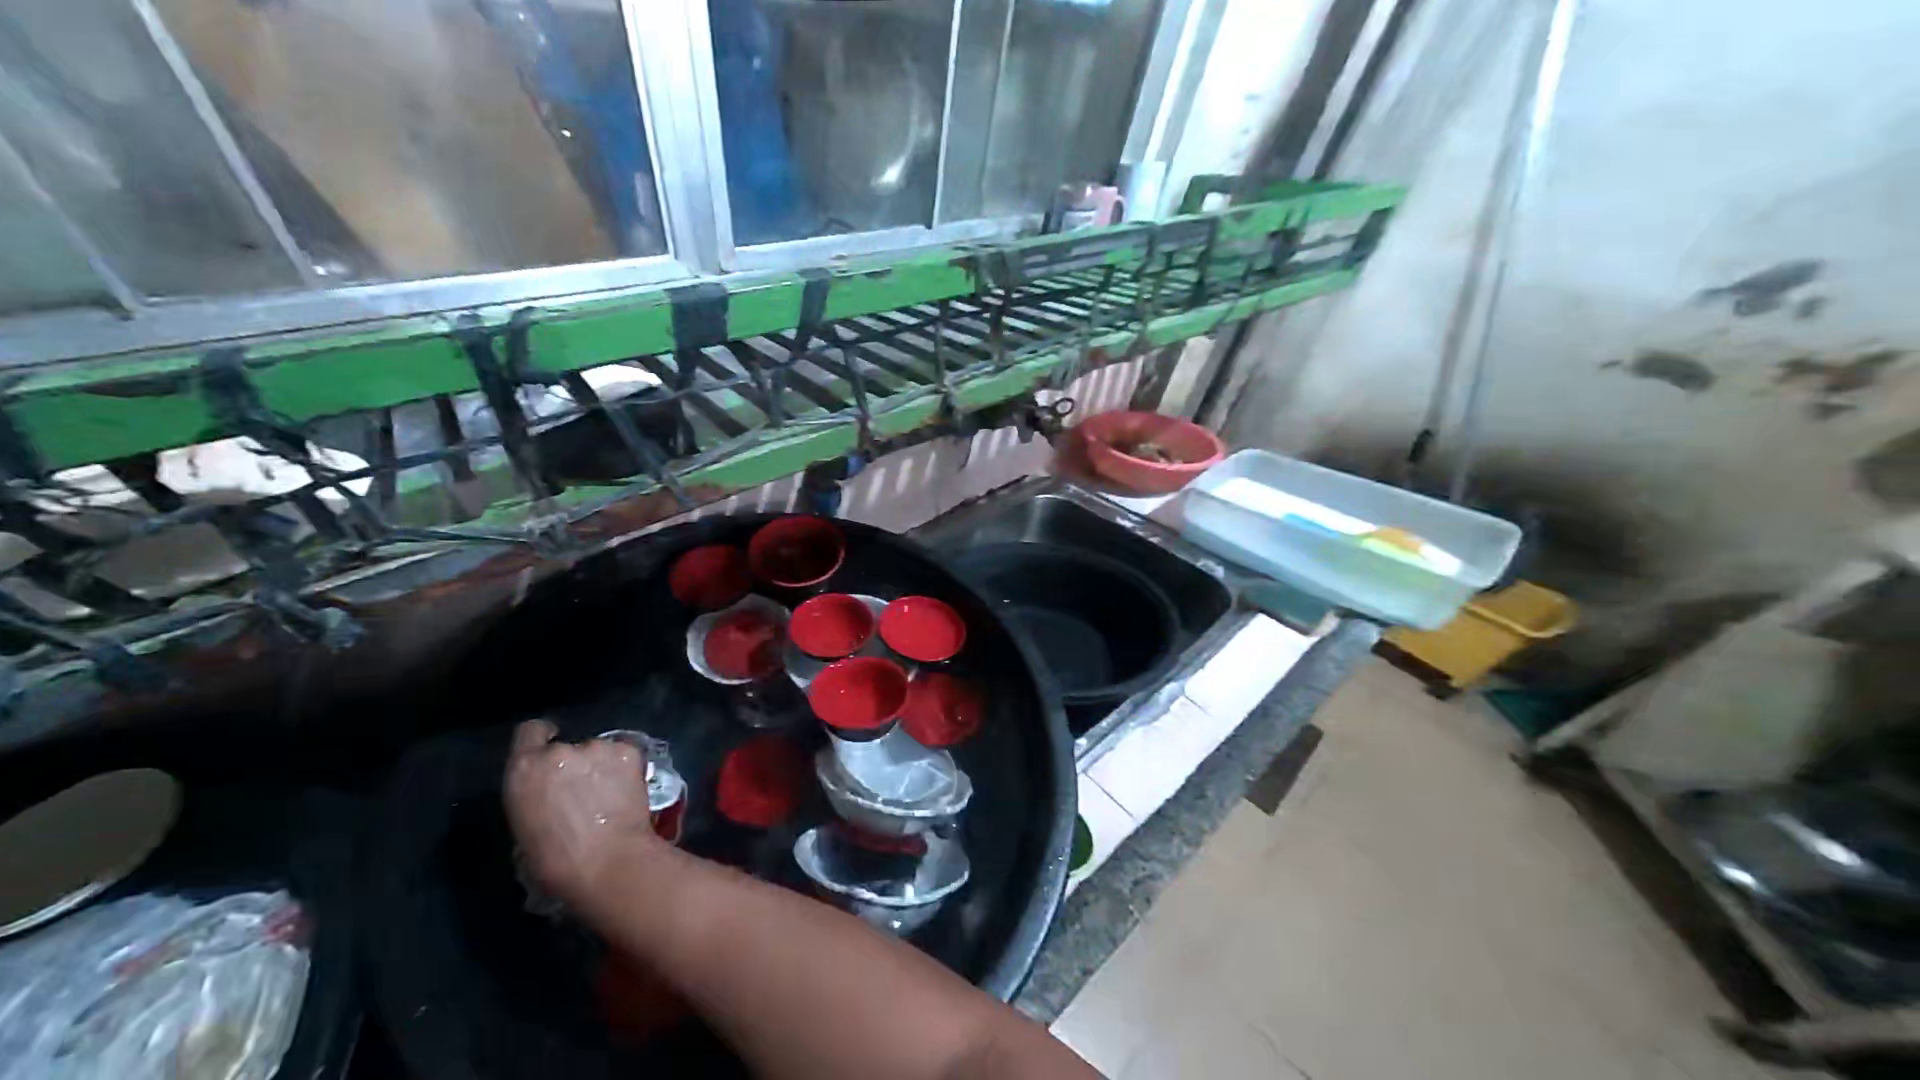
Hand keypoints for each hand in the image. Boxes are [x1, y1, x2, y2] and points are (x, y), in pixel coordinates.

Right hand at [503, 720, 661, 904]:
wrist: (607, 862)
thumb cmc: (554, 861)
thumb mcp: (524, 826)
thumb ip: (533, 796)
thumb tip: (549, 796)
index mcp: (524, 768)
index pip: (530, 731)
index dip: (540, 739)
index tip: (548, 753)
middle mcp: (560, 750)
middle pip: (567, 745)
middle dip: (574, 763)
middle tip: (584, 790)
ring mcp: (598, 747)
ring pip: (598, 750)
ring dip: (601, 765)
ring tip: (609, 795)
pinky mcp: (629, 751)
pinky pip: (622, 755)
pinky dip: (624, 768)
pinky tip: (627, 791)